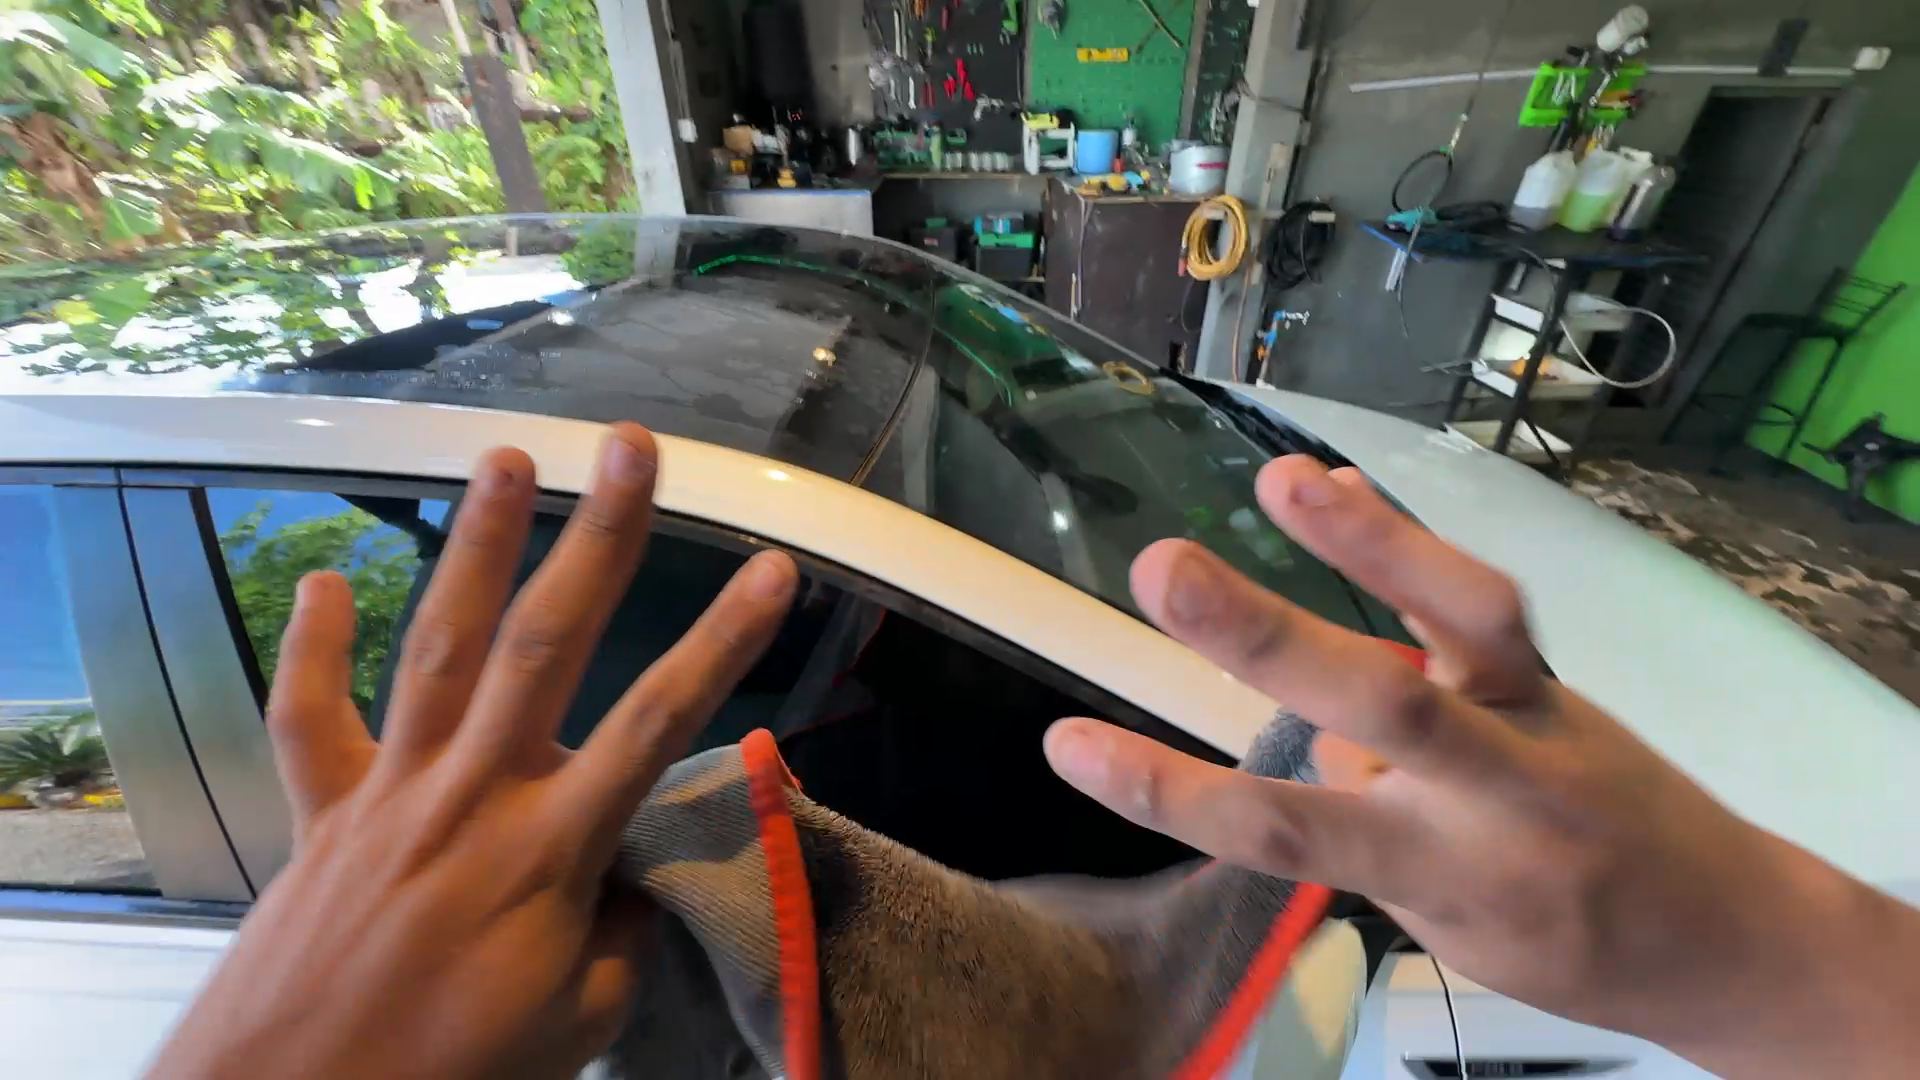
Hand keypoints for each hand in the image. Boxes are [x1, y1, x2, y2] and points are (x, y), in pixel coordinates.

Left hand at [148, 425, 799, 1079]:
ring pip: (438, 646)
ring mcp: (391, 791)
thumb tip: (633, 872)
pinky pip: (311, 717)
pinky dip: (314, 644)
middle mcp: (474, 792)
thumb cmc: (452, 1077)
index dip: (725, 639)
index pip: (660, 721)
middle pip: (544, 644)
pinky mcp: (323, 811)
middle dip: (597, 539)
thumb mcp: (582, 1016)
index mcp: (550, 847)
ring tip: (506, 458)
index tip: (775, 569)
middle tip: (630, 451)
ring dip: (475, 545)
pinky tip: (324, 576)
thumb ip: (621, 925)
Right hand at [1043, 455, 1918, 1077]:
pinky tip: (1332, 485)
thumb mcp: (1443, 909)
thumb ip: (1360, 813)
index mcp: (1440, 871)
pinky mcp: (1553, 671)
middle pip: (1373, 704)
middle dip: (1258, 635)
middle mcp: (1494, 789)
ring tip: (1281, 480)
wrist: (1726, 935)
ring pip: (1462, 621)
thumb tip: (1312, 730)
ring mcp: (1535, 714)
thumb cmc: (1546, 926)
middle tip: (1159, 569)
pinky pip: (1480, 597)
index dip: (1165, 788)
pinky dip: (1402, 538)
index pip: (1277, 829)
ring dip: (1366, 543)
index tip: (1068, 744)